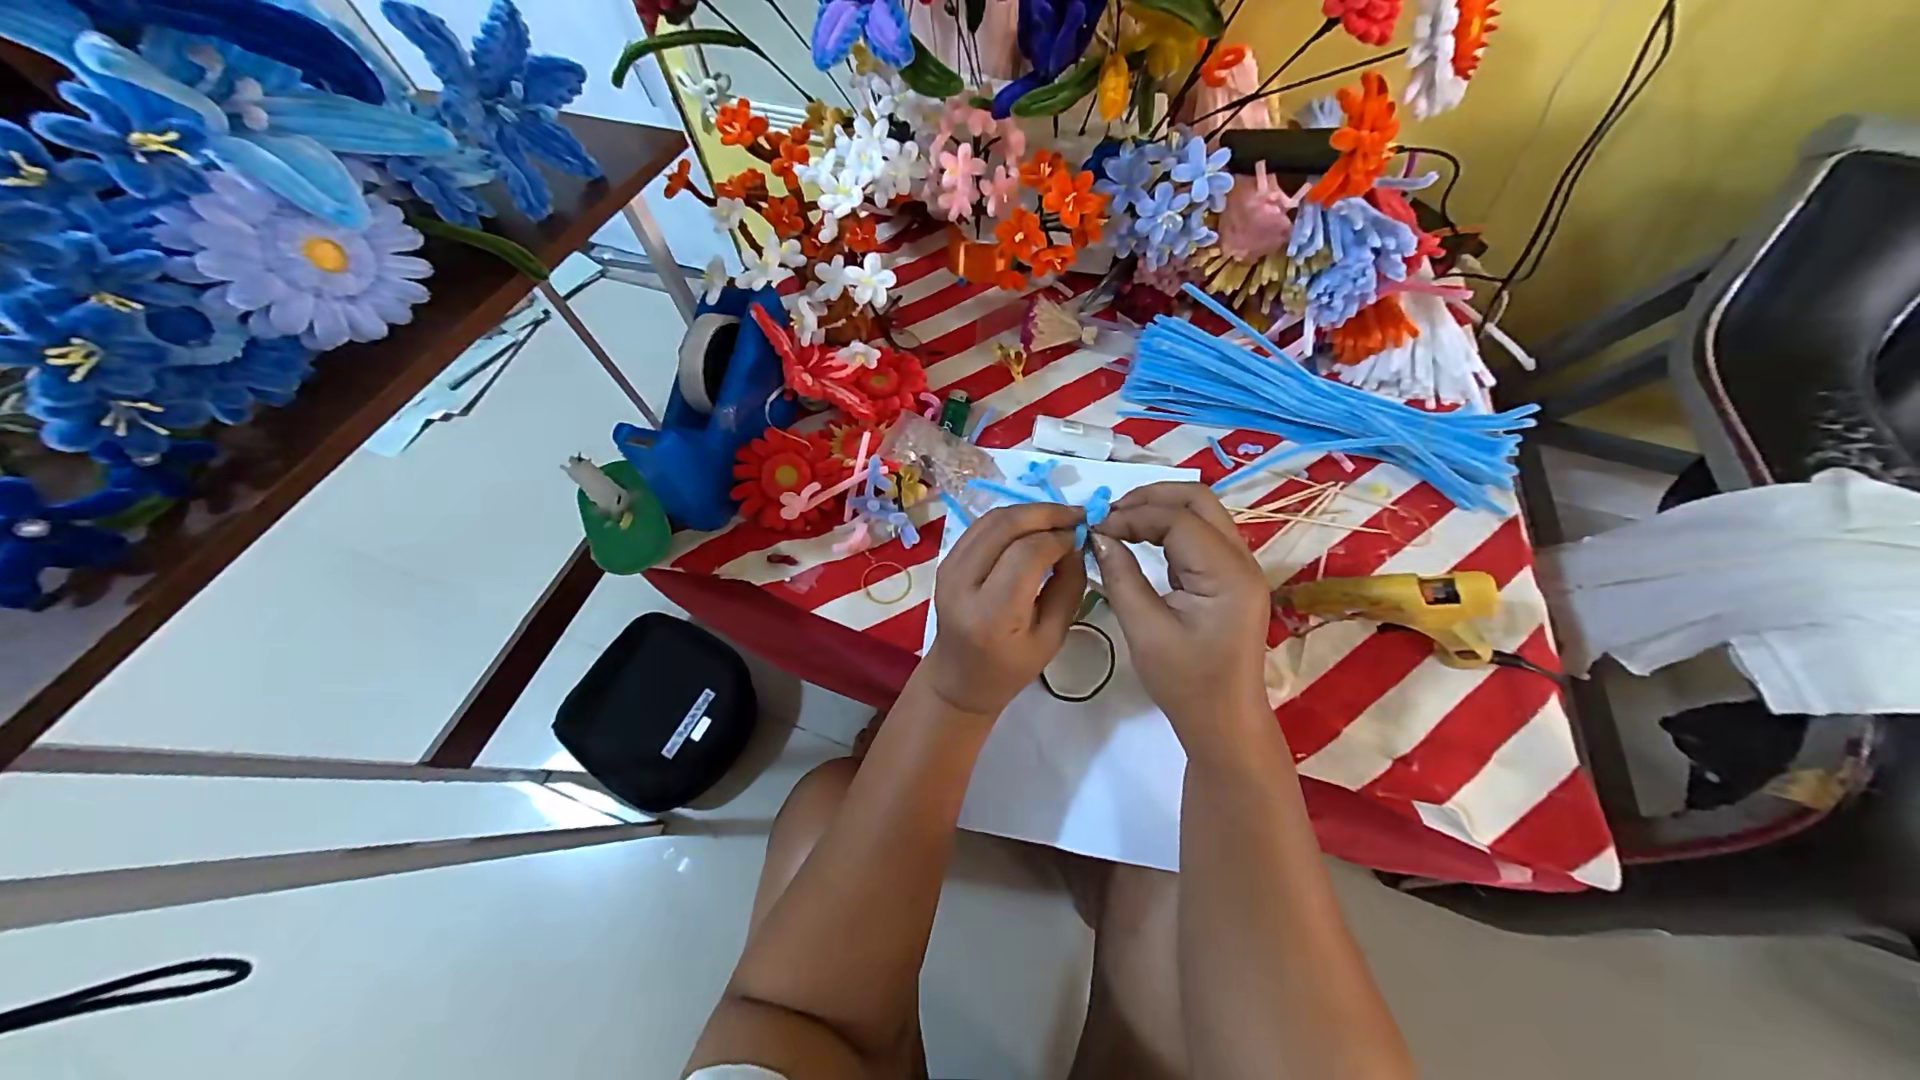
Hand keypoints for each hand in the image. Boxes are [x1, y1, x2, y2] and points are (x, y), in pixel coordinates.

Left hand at [925, 502, 1087, 715]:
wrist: (959, 678)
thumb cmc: (1011, 667)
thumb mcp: (1052, 636)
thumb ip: (1068, 586)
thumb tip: (1076, 542)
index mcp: (991, 614)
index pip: (1027, 554)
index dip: (1058, 537)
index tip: (1082, 536)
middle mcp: (963, 585)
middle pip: (1005, 526)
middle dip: (1045, 514)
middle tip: (1076, 516)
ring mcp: (948, 569)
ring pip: (991, 520)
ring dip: (1028, 512)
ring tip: (1059, 519)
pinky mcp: (946, 561)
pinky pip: (981, 527)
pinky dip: (1010, 520)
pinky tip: (1034, 526)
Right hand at [1090, 483, 1272, 746]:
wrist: (1223, 719)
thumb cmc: (1185, 681)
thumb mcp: (1144, 630)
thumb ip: (1121, 576)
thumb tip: (1099, 537)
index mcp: (1227, 574)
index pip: (1177, 520)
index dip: (1132, 516)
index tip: (1095, 530)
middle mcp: (1241, 561)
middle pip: (1198, 500)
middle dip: (1150, 497)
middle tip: (1109, 514)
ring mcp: (1239, 567)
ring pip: (1202, 512)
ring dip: (1160, 509)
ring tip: (1119, 522)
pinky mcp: (1229, 576)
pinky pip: (1200, 533)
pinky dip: (1168, 526)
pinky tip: (1140, 538)